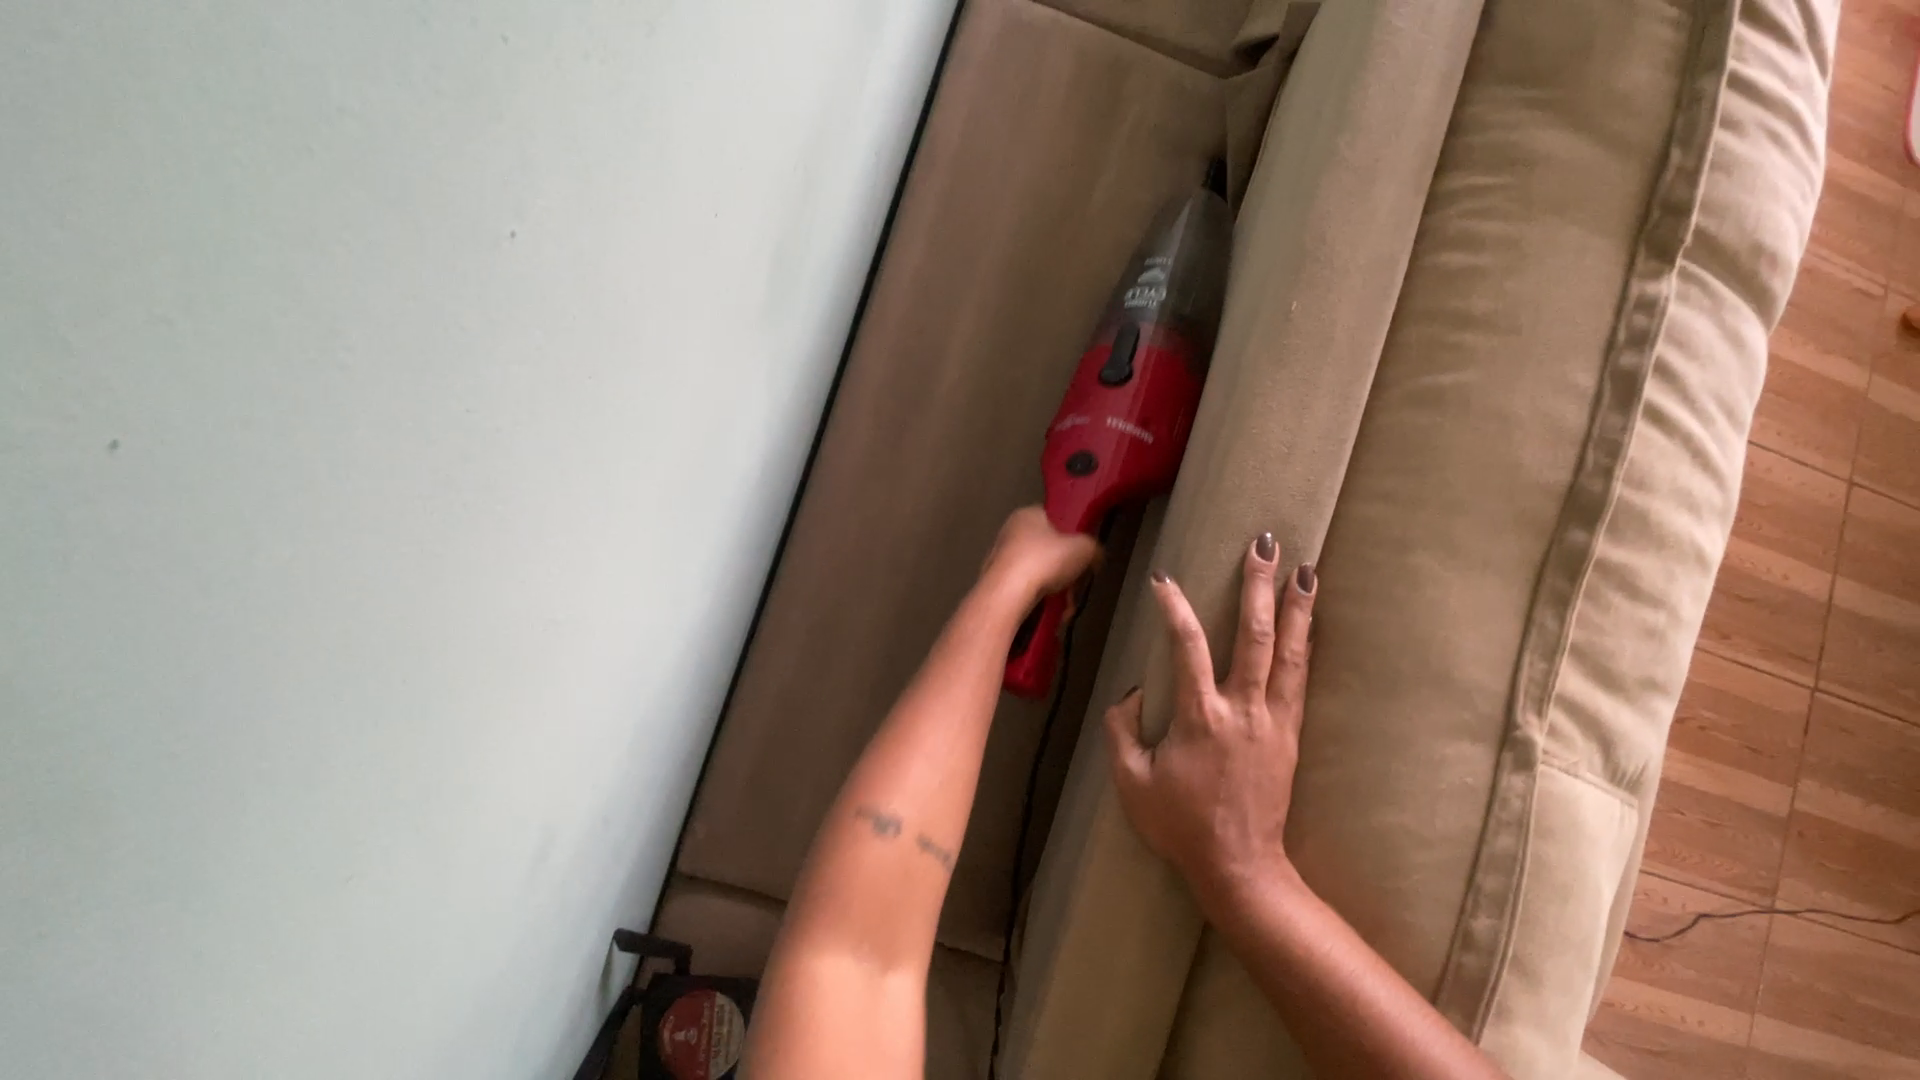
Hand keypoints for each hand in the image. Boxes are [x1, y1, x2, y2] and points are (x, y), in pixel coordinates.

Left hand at [980, 506, 1100, 606]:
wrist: (1008, 594)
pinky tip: (1052, 613)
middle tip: (1076, 586)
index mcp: (1028, 515)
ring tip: (1066, 605)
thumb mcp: (1085, 549)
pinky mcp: (997, 585)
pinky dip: (1042, 603)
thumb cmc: (1046, 560)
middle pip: (1049, 553)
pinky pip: (1027, 592)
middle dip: (1067, 574)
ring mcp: (1000, 560)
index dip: (1072, 538)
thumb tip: (1094, 557)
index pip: (1055, 521)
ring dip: (1058, 592)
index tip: (1082, 555)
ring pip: (1040, 576)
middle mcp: (1010, 533)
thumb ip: (1094, 549)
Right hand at [1104, 533, 1317, 911]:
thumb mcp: (1130, 781)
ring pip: (1290, 652)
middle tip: (1265, 543)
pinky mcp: (1291, 735)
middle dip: (1259, 585)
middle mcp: (1243, 710)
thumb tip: (1130, 691)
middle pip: (1255, 635)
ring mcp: (1273, 721)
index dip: (1174, 609)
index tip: (1163, 579)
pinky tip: (1311, 621)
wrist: (1240, 867)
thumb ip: (1121, 729)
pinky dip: (1307, 644)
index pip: (1187, 647)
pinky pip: (1302, 679)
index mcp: (1200, 717)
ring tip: (1306, 568)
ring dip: (1297, 607)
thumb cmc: (1179, 825)